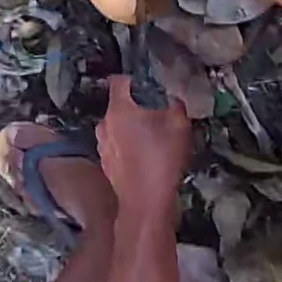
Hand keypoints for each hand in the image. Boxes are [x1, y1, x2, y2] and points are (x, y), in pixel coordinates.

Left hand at [95, 75, 192, 229]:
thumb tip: (173, 98)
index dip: (132, 78)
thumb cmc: (161, 158)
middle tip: (156, 111)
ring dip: (130, 126)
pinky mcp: (106, 164)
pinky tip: (145, 155)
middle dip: (135, 105)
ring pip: (116, 126)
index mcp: (118, 109)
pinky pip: (116, 145)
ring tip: (152, 135)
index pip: (118, 80)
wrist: (145, 203)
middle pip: (118, 105)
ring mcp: (102, 146)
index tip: (146, 82)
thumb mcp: (178, 124)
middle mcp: (104, 124)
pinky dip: (127, 145)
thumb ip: (175, 104)